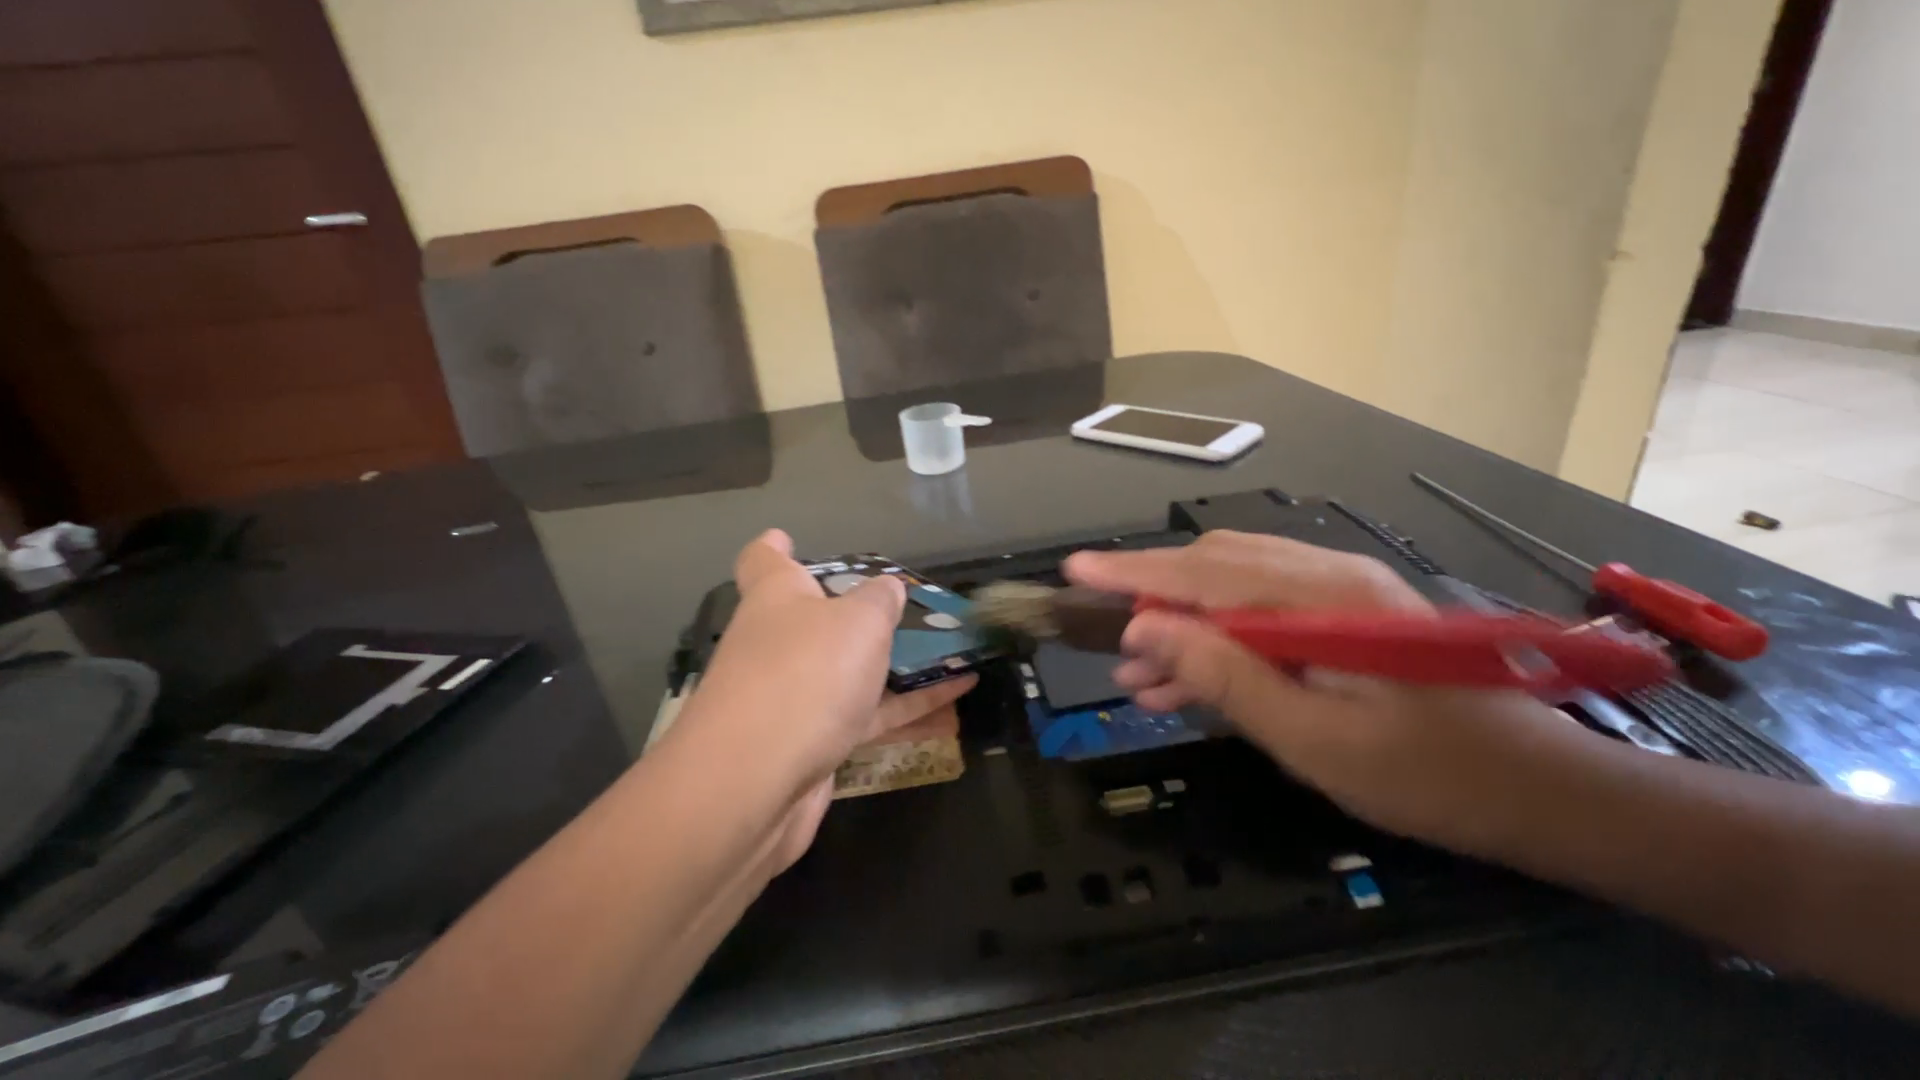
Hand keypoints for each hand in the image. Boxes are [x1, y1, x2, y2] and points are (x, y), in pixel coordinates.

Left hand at [674, 529, 975, 801]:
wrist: (754, 785)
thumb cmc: (805, 676)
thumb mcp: (858, 622)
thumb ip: (880, 601)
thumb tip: (887, 589)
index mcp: (776, 599)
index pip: (764, 561)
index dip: (777, 547)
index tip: (789, 539)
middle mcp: (777, 644)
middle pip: (817, 619)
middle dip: (860, 613)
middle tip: (913, 607)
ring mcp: (792, 698)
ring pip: (850, 672)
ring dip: (898, 666)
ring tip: (956, 653)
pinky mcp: (812, 746)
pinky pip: (867, 718)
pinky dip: (908, 709)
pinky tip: (956, 701)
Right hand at [1063, 531, 1597, 848]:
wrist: (1539, 790)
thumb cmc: (1429, 775)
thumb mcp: (1314, 739)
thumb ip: (1227, 677)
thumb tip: (1147, 629)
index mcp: (1325, 600)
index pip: (1206, 572)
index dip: (1134, 573)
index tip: (1075, 571)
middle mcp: (1331, 576)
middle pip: (1217, 566)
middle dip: (1153, 599)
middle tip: (1106, 644)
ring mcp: (1343, 592)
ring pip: (1236, 588)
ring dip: (1184, 625)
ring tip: (1136, 677)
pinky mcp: (1350, 616)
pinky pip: (1266, 610)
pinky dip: (1221, 637)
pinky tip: (1190, 677)